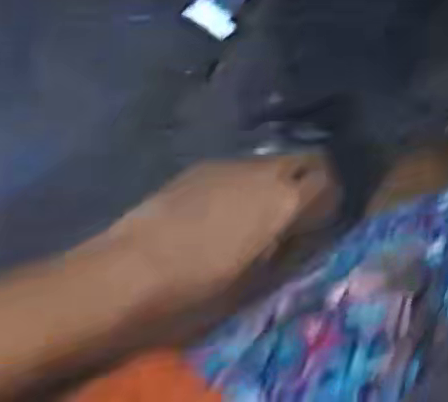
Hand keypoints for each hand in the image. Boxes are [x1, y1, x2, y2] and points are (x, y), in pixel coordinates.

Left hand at [100, 153, 338, 302]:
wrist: (117, 275)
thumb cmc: (192, 288)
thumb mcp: (252, 282)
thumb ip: (287, 252)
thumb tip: (302, 238)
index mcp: (289, 200)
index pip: (331, 182)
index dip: (330, 199)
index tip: (320, 219)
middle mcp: (270, 172)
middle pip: (308, 160)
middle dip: (308, 178)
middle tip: (295, 207)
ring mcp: (234, 164)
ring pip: (272, 162)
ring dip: (274, 179)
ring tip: (254, 208)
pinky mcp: (200, 167)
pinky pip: (238, 168)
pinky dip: (241, 182)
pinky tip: (218, 208)